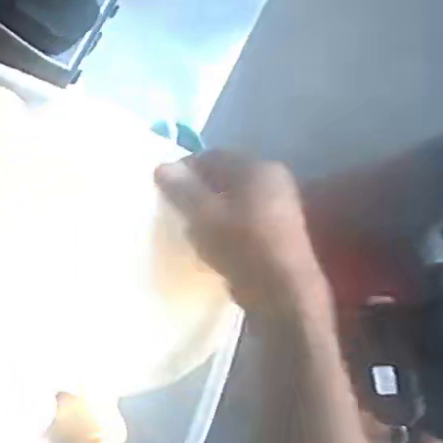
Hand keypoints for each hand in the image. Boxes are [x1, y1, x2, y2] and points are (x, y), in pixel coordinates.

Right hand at [155, 151, 332, 322]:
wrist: (280, 287)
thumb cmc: (239, 245)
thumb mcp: (202, 215)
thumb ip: (181, 189)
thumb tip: (162, 166)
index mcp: (257, 169)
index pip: (211, 156)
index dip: (183, 169)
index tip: (161, 189)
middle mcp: (273, 177)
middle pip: (222, 173)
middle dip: (194, 186)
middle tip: (170, 206)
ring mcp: (278, 200)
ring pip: (230, 193)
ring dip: (206, 203)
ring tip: (186, 222)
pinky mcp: (277, 222)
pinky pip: (240, 209)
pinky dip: (221, 216)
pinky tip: (209, 235)